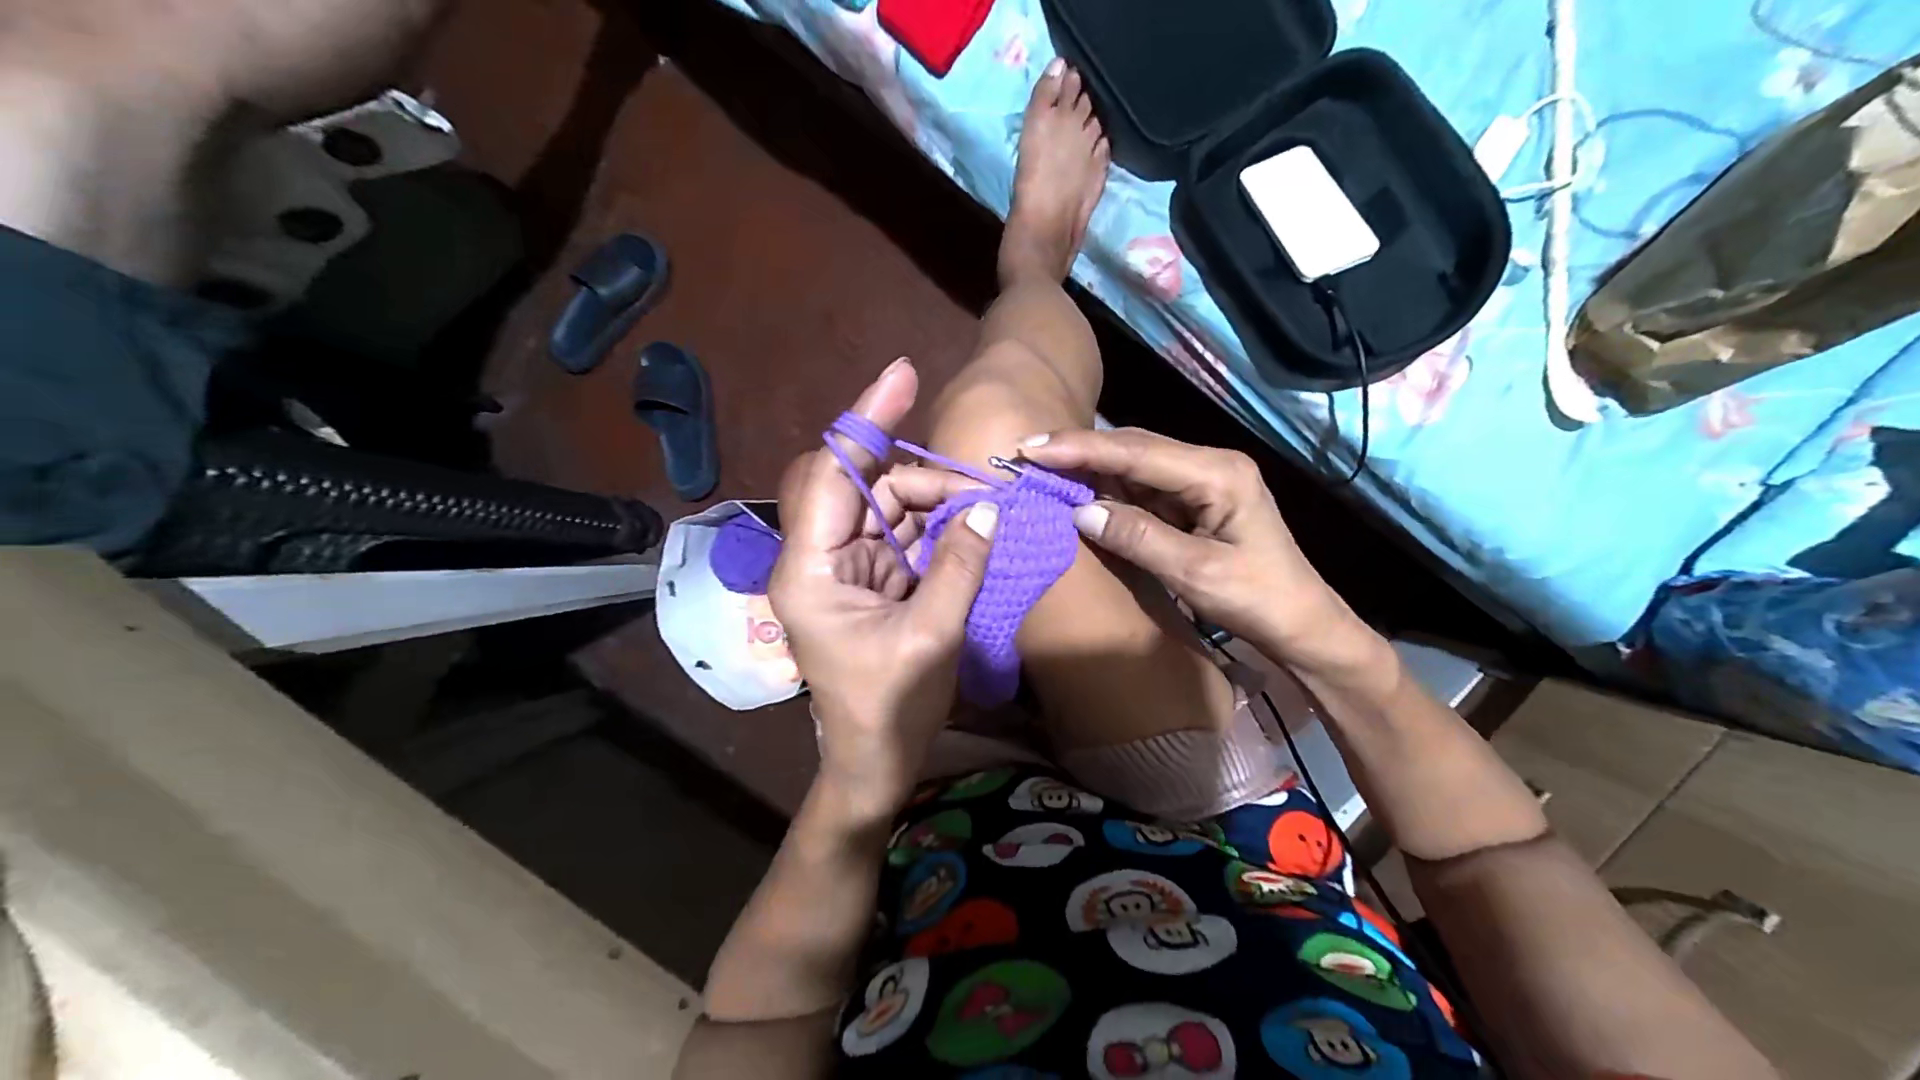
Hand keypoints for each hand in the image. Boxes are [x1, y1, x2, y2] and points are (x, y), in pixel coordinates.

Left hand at [769, 359, 998, 820]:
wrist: (873, 760)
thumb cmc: (890, 709)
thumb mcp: (931, 637)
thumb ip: (959, 566)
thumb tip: (986, 506)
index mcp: (810, 568)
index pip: (831, 473)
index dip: (865, 421)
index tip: (903, 374)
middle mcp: (818, 555)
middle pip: (860, 483)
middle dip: (915, 474)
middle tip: (976, 486)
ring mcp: (843, 564)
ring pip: (883, 503)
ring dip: (931, 500)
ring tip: (981, 511)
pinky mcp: (867, 576)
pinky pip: (899, 530)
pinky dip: (932, 523)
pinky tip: (966, 527)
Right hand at [1019, 427, 1374, 674]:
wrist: (1300, 624)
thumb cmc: (1257, 599)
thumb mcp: (1196, 572)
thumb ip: (1138, 537)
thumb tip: (1079, 510)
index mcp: (1217, 474)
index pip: (1136, 452)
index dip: (1082, 448)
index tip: (1033, 449)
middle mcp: (1209, 465)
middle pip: (1133, 448)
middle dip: (1080, 450)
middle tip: (1027, 454)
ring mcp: (1200, 482)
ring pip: (1133, 465)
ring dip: (1090, 467)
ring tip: (1042, 468)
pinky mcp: (1192, 501)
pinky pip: (1140, 488)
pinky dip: (1107, 489)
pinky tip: (1078, 490)